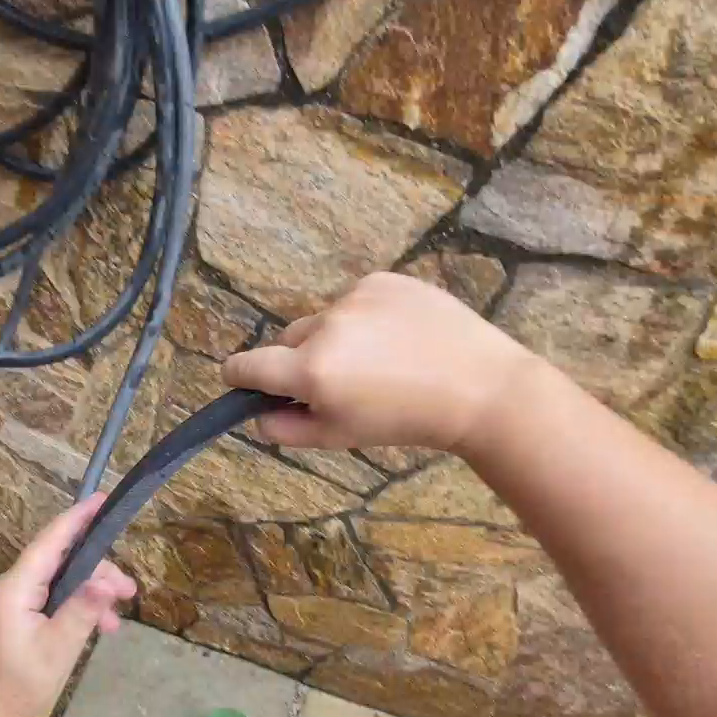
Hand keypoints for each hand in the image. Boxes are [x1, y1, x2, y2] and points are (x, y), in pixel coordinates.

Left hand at [0, 494, 137, 716]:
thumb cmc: (22, 685)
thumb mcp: (59, 647)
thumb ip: (83, 609)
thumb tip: (106, 581)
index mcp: (13, 588)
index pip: (50, 541)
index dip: (77, 519)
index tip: (101, 500)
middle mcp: (9, 587)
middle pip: (60, 562)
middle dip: (97, 573)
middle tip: (130, 592)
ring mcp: (12, 602)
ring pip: (60, 581)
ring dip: (91, 594)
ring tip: (116, 620)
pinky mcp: (16, 616)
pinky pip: (51, 597)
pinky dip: (76, 607)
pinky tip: (99, 626)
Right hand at [222, 272, 543, 454]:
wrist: (479, 388)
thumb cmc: (403, 421)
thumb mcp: (338, 437)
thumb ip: (285, 428)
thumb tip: (256, 414)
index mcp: (312, 371)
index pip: (247, 365)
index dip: (238, 375)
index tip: (242, 380)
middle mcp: (326, 327)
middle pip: (287, 341)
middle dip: (300, 360)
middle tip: (340, 383)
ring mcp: (356, 297)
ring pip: (323, 320)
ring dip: (334, 337)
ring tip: (378, 359)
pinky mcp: (383, 280)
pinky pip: (354, 300)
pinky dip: (364, 317)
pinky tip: (396, 336)